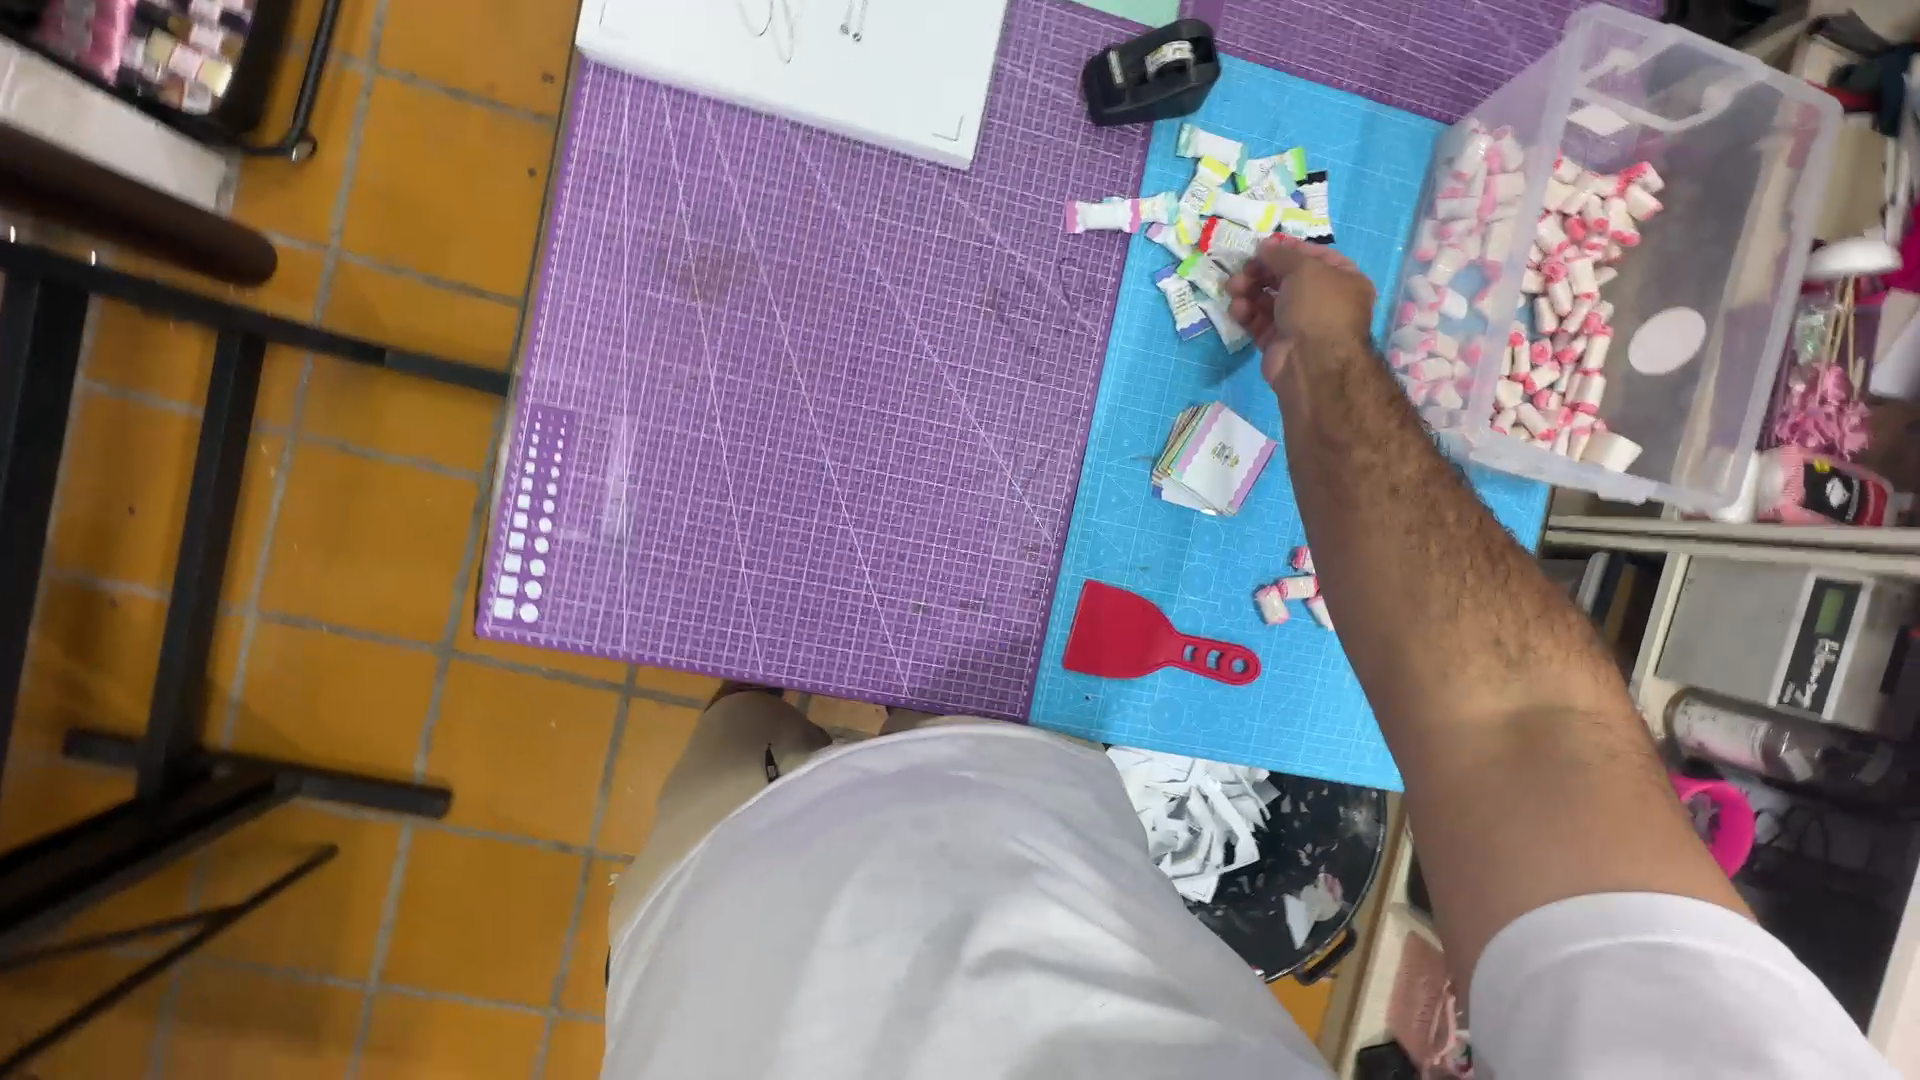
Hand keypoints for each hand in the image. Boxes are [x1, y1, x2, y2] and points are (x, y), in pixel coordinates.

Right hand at [1227, 235, 1376, 389]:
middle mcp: (1323, 301)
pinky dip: (1247, 314)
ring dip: (1249, 292)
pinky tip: (1237, 309)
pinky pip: (1260, 323)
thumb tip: (1264, 247)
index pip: (1313, 257)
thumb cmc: (1317, 306)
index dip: (1288, 249)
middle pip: (1287, 279)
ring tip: (1234, 289)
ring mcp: (1300, 323)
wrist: (1312, 361)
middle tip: (1242, 270)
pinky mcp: (1278, 343)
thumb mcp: (1304, 269)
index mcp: (1342, 279)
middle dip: (1261, 272)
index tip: (1263, 247)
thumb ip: (1282, 254)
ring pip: (1269, 301)